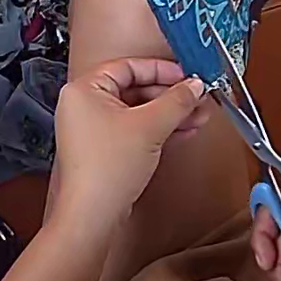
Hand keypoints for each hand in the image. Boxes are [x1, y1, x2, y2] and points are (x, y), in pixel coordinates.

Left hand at [49, 57, 209, 228]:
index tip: (184, 76)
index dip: (161, 70)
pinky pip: (136, 130)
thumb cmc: (105, 170)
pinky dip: (159, 130)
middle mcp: (85, 106)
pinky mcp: (105, 150)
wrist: (94, 213)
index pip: (128, 66)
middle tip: (195, 98)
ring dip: (170, 114)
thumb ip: (176, 101)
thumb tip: (193, 86)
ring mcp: (94, 129)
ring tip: (196, 116)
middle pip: (135, 89)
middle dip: (170, 96)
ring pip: (139, 112)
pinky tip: (182, 131)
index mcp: (85, 89)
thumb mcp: (150, 126)